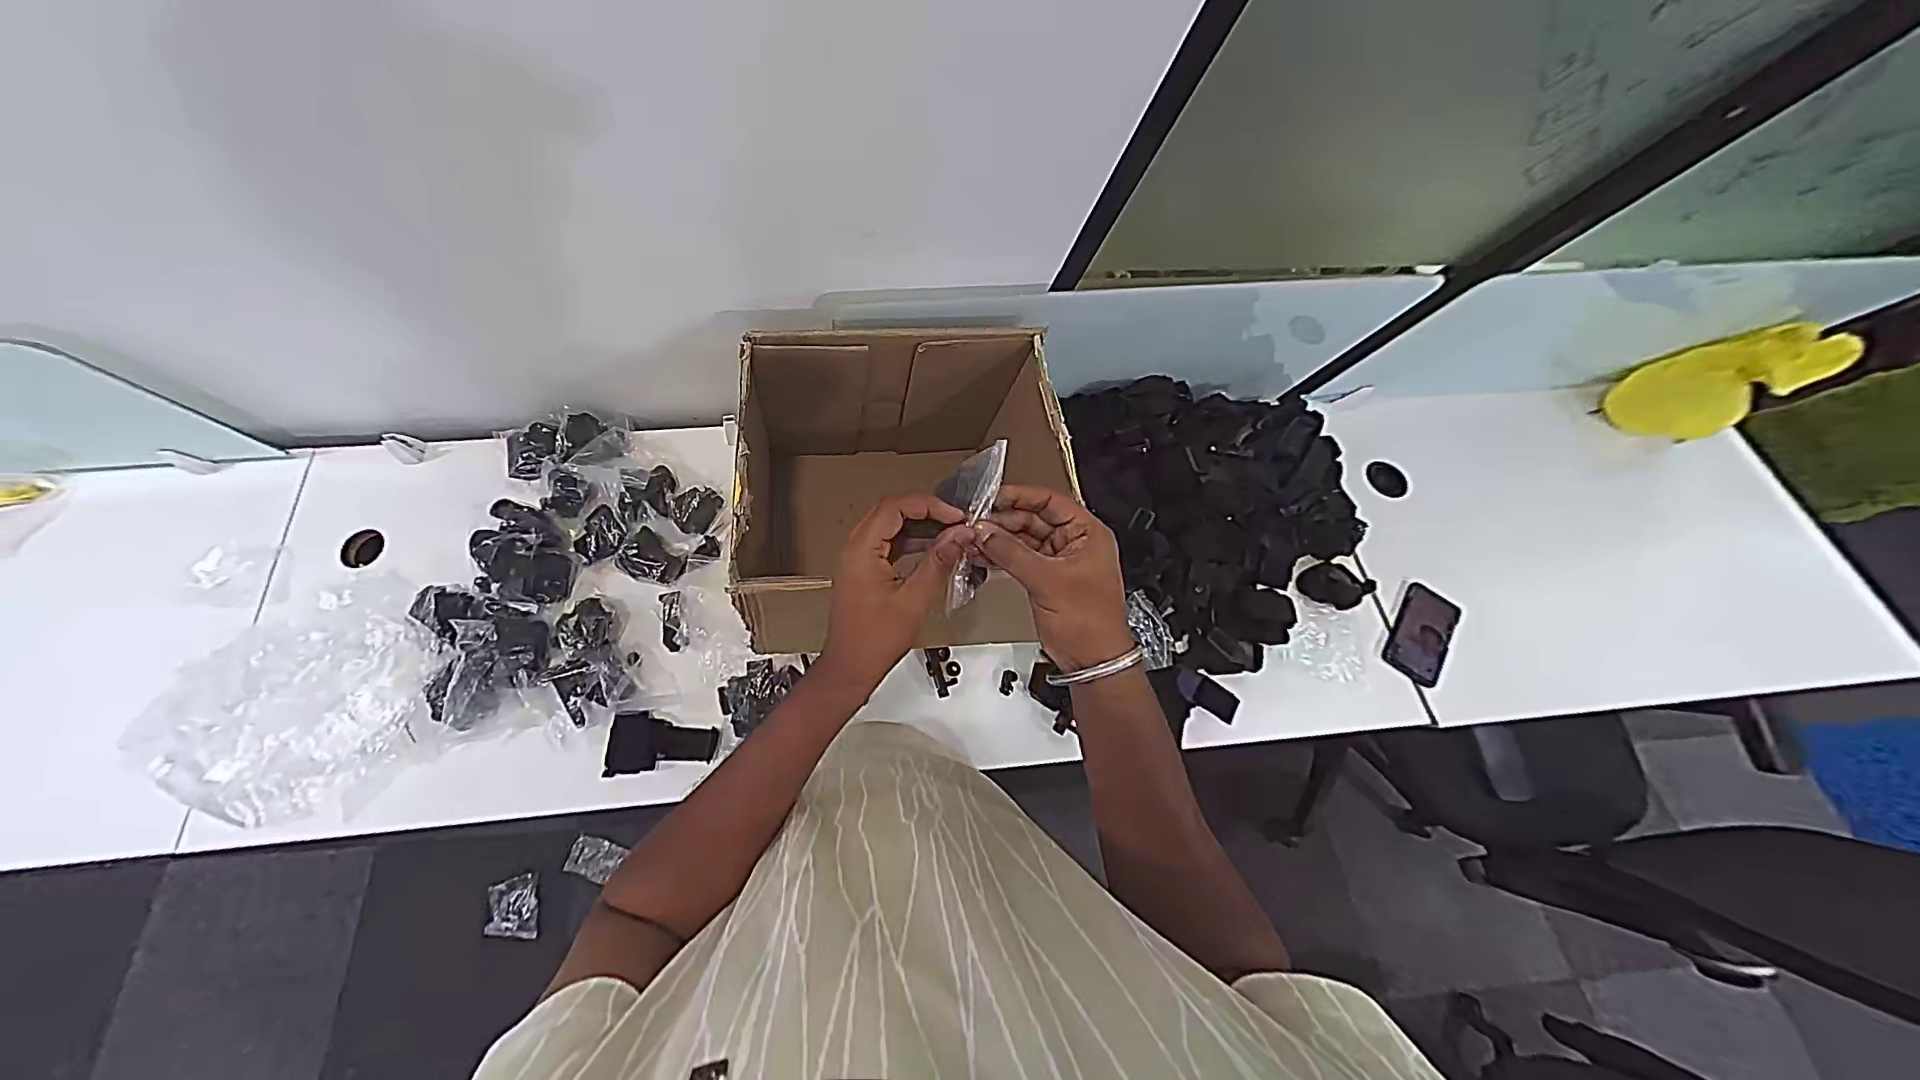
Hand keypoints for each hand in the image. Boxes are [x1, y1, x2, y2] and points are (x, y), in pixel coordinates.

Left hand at [819, 495, 969, 691]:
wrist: (851, 666)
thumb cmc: (874, 640)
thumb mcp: (915, 599)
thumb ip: (938, 562)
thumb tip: (958, 536)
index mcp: (861, 550)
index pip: (895, 507)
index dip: (928, 506)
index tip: (954, 515)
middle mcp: (855, 549)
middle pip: (892, 512)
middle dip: (926, 512)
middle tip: (954, 521)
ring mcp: (857, 559)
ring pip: (890, 527)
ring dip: (920, 527)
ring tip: (949, 534)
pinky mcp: (863, 570)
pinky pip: (887, 544)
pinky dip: (910, 542)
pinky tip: (933, 550)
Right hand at [971, 484, 1134, 670]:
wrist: (1092, 660)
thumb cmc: (1091, 623)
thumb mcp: (1048, 580)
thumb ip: (1012, 553)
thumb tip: (986, 532)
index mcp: (1088, 533)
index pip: (1050, 501)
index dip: (1021, 496)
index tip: (994, 497)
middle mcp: (1075, 542)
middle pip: (1033, 519)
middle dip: (1003, 520)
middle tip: (977, 523)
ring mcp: (1059, 560)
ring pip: (1023, 539)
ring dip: (999, 539)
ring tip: (975, 538)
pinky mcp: (1046, 578)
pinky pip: (1020, 558)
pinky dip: (1001, 556)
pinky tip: (982, 555)